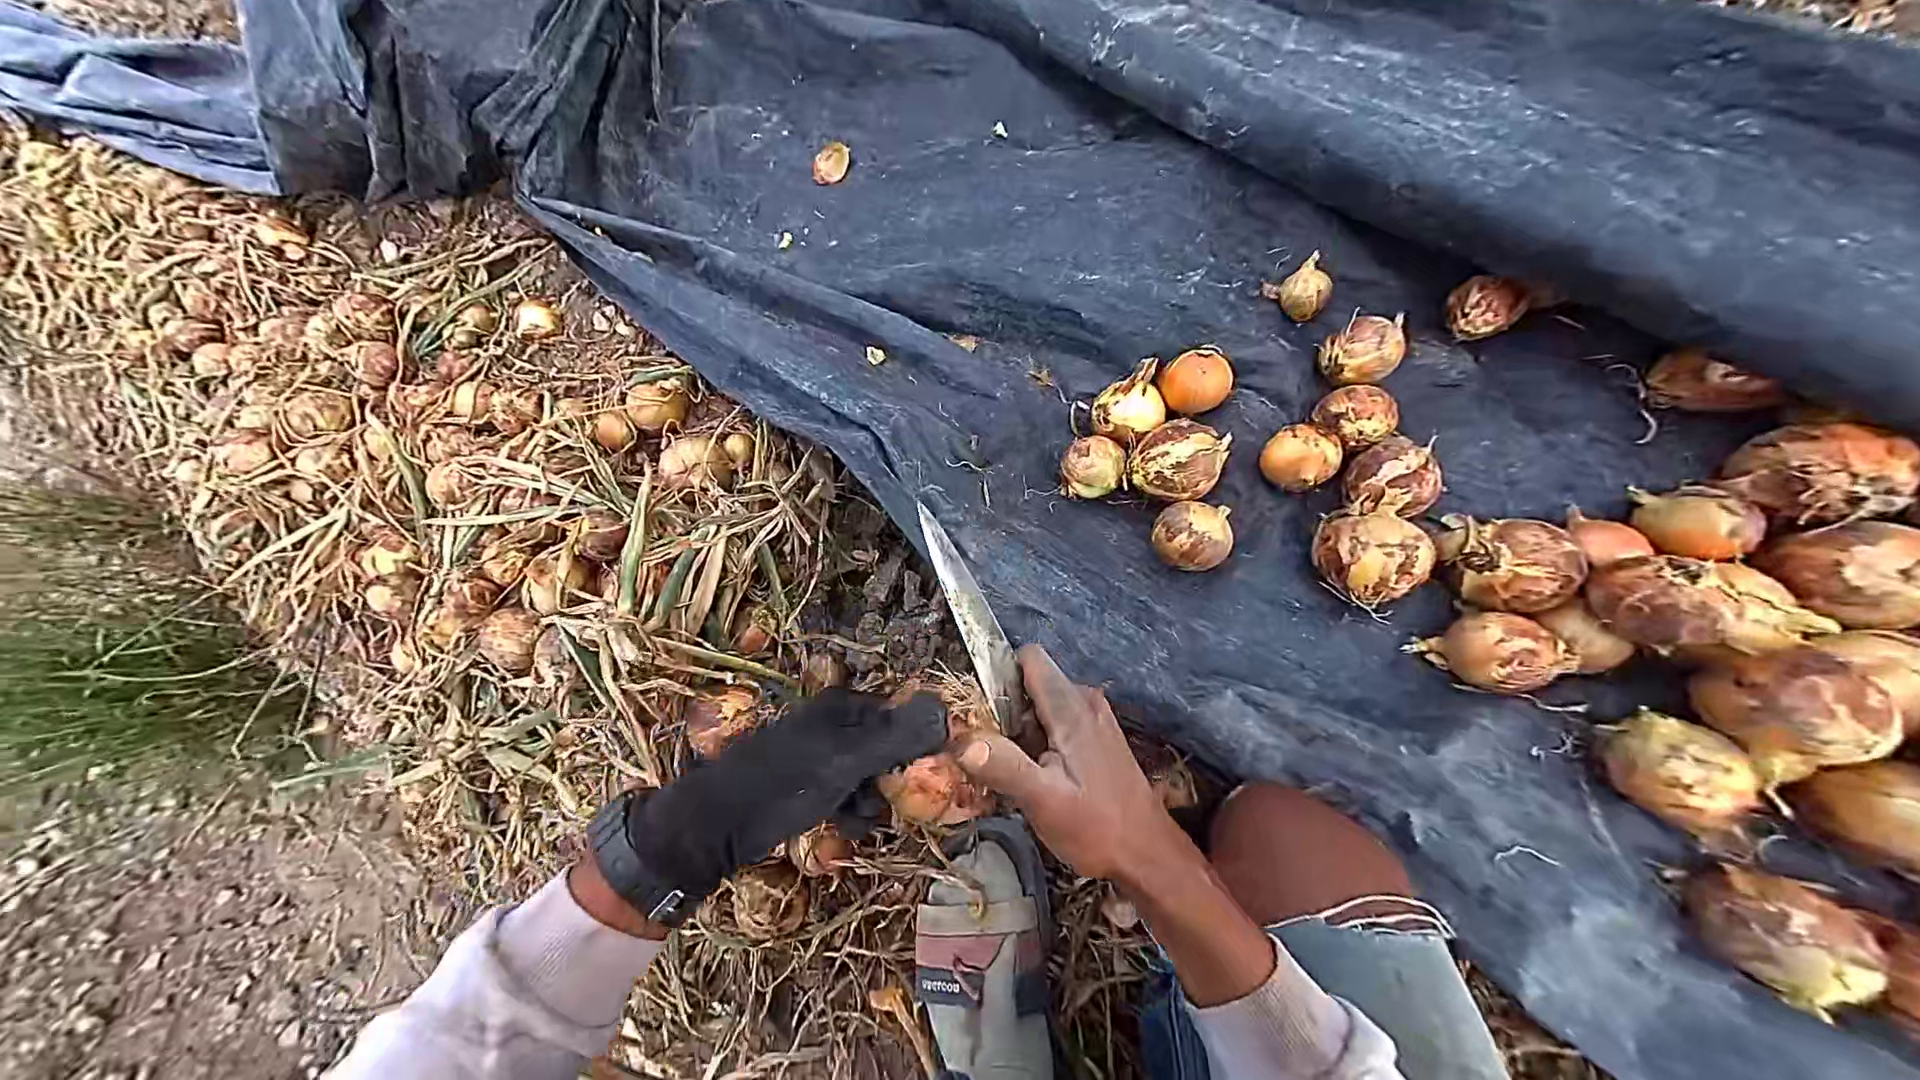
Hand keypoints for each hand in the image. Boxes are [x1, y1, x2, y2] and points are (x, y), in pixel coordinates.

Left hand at [620, 688, 946, 912]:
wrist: (711, 826)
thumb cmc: (781, 786)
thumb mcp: (844, 761)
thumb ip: (896, 738)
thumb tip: (946, 712)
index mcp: (844, 705)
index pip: (903, 715)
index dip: (920, 744)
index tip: (931, 775)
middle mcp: (834, 721)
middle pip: (889, 746)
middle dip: (893, 777)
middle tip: (890, 801)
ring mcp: (820, 752)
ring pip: (869, 772)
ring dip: (872, 798)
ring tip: (859, 817)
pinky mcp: (808, 780)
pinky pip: (847, 790)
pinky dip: (851, 808)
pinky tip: (844, 824)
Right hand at [955, 645, 1189, 887]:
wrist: (1148, 855)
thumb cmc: (1098, 828)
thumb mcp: (1043, 801)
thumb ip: (1003, 766)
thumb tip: (962, 742)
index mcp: (1072, 706)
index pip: (1028, 658)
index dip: (999, 676)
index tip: (983, 714)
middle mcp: (1085, 701)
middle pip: (1031, 683)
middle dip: (1005, 711)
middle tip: (996, 755)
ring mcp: (1094, 718)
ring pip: (1041, 704)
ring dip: (1020, 730)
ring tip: (1016, 770)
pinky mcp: (1097, 736)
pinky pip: (1056, 722)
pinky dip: (1038, 740)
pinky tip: (1038, 776)